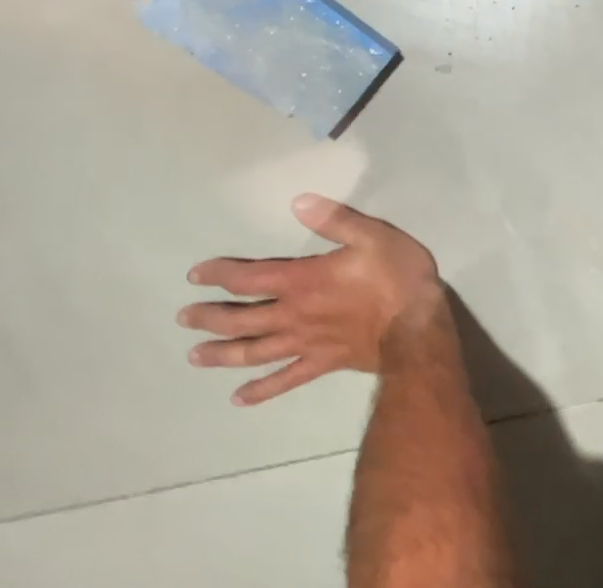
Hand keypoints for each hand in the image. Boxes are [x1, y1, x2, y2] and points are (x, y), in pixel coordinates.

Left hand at [180, 194, 445, 405]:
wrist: (417, 326)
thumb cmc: (397, 277)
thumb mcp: (373, 236)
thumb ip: (335, 220)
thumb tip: (298, 203)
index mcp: (302, 281)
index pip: (248, 278)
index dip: (219, 274)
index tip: (196, 274)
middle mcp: (293, 315)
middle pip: (240, 319)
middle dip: (209, 317)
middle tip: (184, 317)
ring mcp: (305, 344)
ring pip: (252, 352)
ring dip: (221, 354)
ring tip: (195, 355)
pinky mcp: (322, 364)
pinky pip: (284, 380)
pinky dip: (259, 391)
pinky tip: (238, 399)